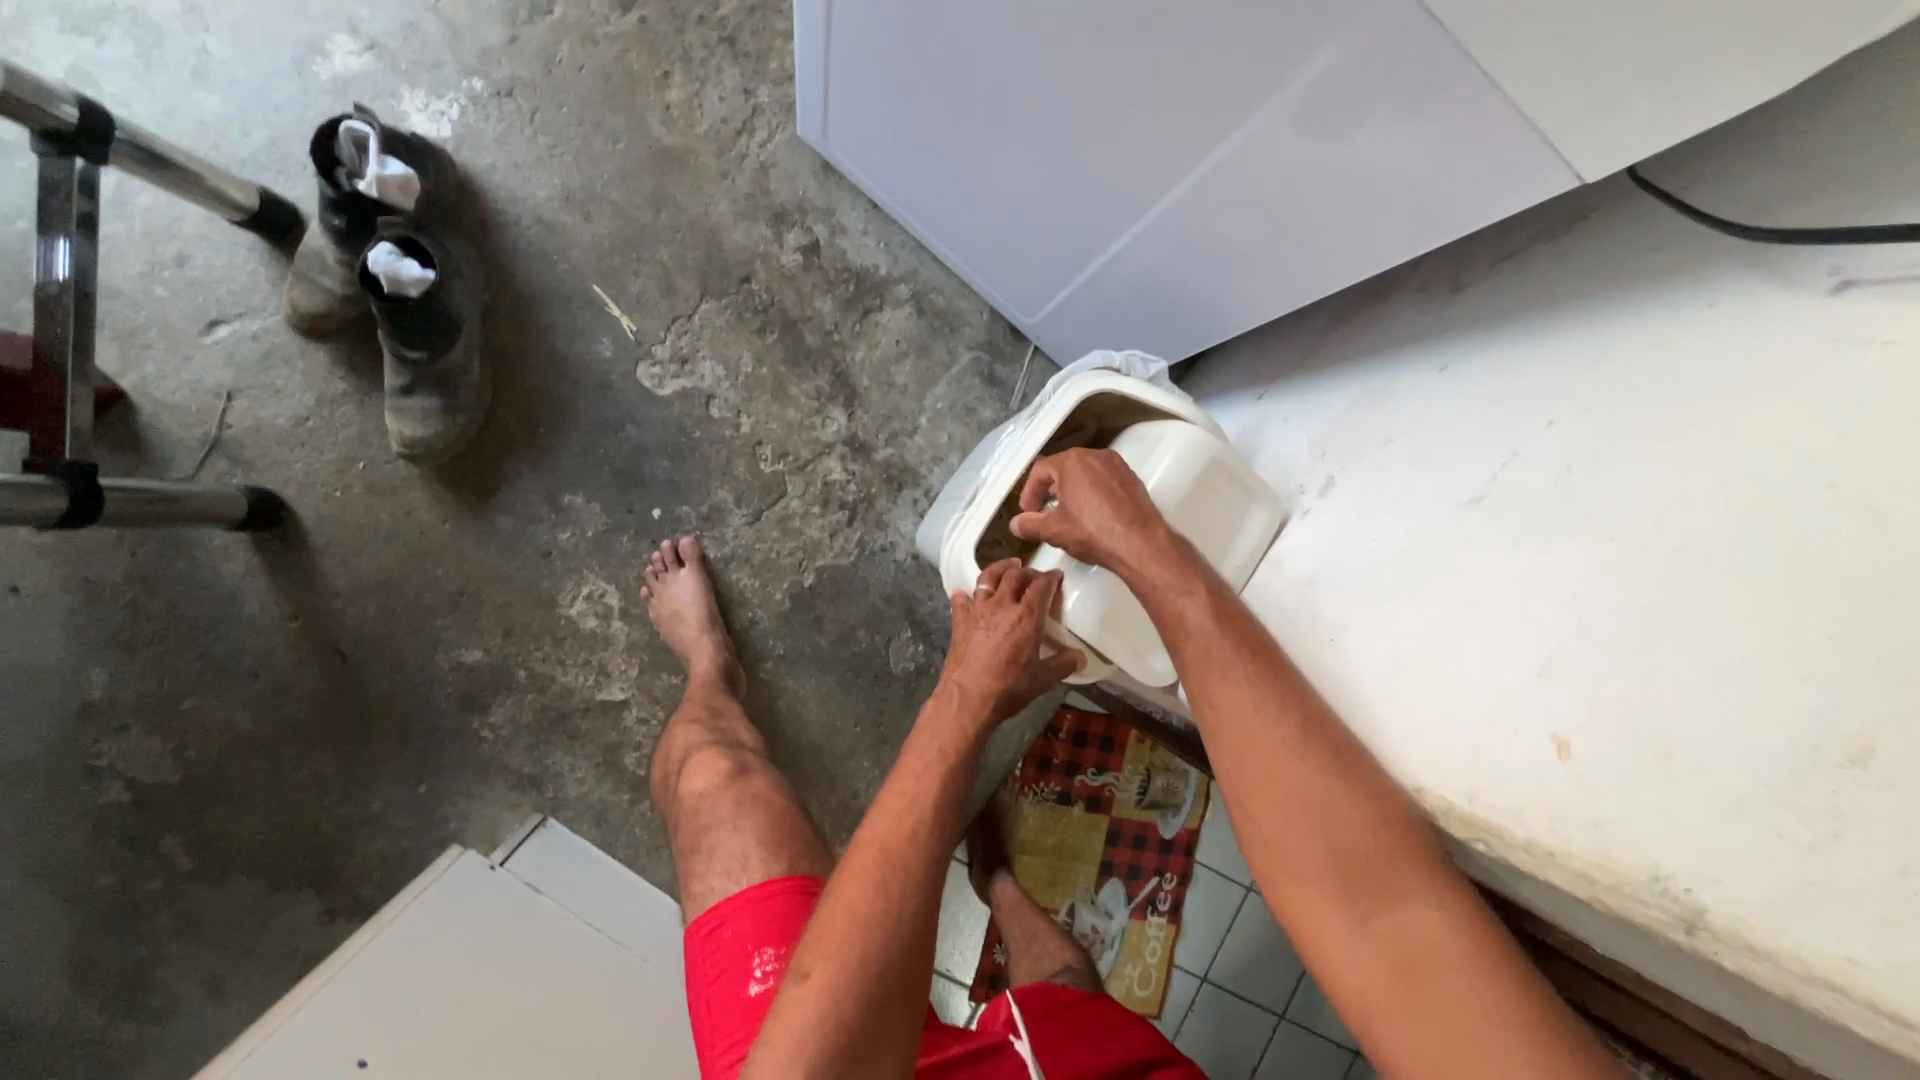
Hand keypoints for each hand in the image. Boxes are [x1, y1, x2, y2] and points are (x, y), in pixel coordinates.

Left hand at [937, 558, 1083, 726]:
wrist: (968, 699)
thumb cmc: (1009, 688)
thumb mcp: (1043, 679)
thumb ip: (1063, 664)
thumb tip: (1081, 657)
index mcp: (1026, 616)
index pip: (1041, 585)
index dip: (1051, 577)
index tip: (1056, 575)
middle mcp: (1002, 606)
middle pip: (1014, 575)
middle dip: (1027, 571)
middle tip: (1033, 575)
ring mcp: (978, 611)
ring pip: (987, 579)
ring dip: (999, 570)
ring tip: (1008, 568)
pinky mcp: (959, 622)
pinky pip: (961, 601)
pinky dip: (964, 596)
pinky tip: (964, 595)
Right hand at [1009, 448, 1173, 576]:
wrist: (1141, 544)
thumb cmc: (1095, 532)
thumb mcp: (1054, 531)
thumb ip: (1030, 525)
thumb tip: (1016, 524)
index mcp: (1072, 462)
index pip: (1040, 471)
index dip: (1029, 492)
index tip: (1028, 512)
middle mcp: (1095, 456)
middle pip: (1063, 468)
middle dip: (1049, 490)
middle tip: (1043, 512)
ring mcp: (1117, 466)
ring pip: (1085, 473)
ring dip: (1071, 490)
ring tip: (1067, 514)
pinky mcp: (1132, 479)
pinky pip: (1104, 480)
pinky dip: (1092, 492)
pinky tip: (1092, 515)